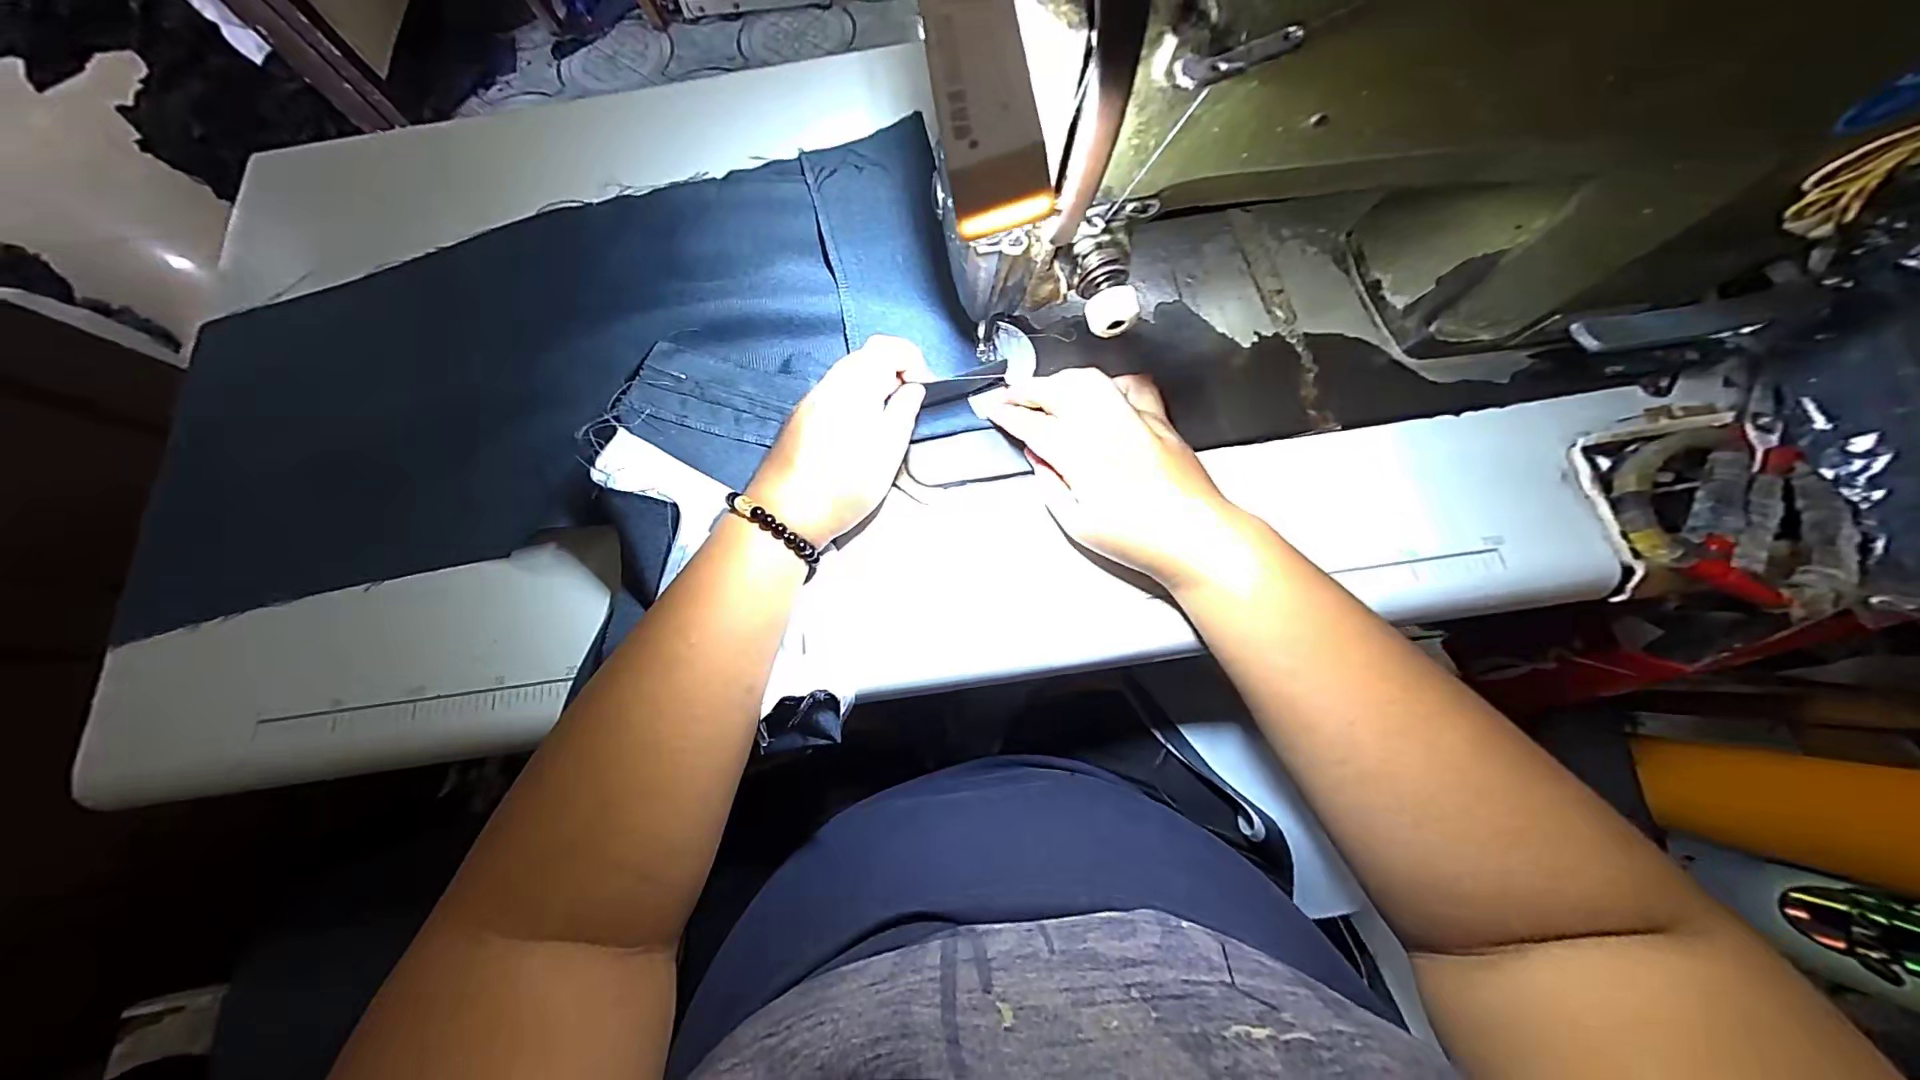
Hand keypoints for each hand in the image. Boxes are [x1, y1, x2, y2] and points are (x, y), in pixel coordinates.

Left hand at [745, 335, 928, 545]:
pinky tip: (859, 431)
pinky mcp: (799, 419)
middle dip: (894, 372)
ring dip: (874, 386)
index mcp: (852, 387)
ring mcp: (809, 401)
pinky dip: (855, 399)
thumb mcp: (887, 453)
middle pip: (866, 357)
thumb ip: (903, 412)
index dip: (912, 360)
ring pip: (848, 375)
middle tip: (909, 405)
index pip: (887, 347)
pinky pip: (834, 393)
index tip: (923, 389)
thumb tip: (913, 388)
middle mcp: (827, 385)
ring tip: (887, 421)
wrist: (783, 516)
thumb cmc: (842, 488)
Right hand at [977, 368, 1258, 589]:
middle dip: (1026, 388)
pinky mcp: (1159, 420)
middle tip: (1010, 395)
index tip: (992, 409)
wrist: (1195, 536)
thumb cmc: (1139, 539)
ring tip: (1047, 389)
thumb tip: (1038, 461)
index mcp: (1080, 455)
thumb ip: (1051, 486)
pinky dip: (1110, 383)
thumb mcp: (1078, 524)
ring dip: (1061, 380)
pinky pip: (1131, 386)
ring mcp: (1134, 419)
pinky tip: (1102, 392)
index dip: (1006, 413)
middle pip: (1057, 390)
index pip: (1032, 423)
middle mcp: (1106, 427)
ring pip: (1090, 380)